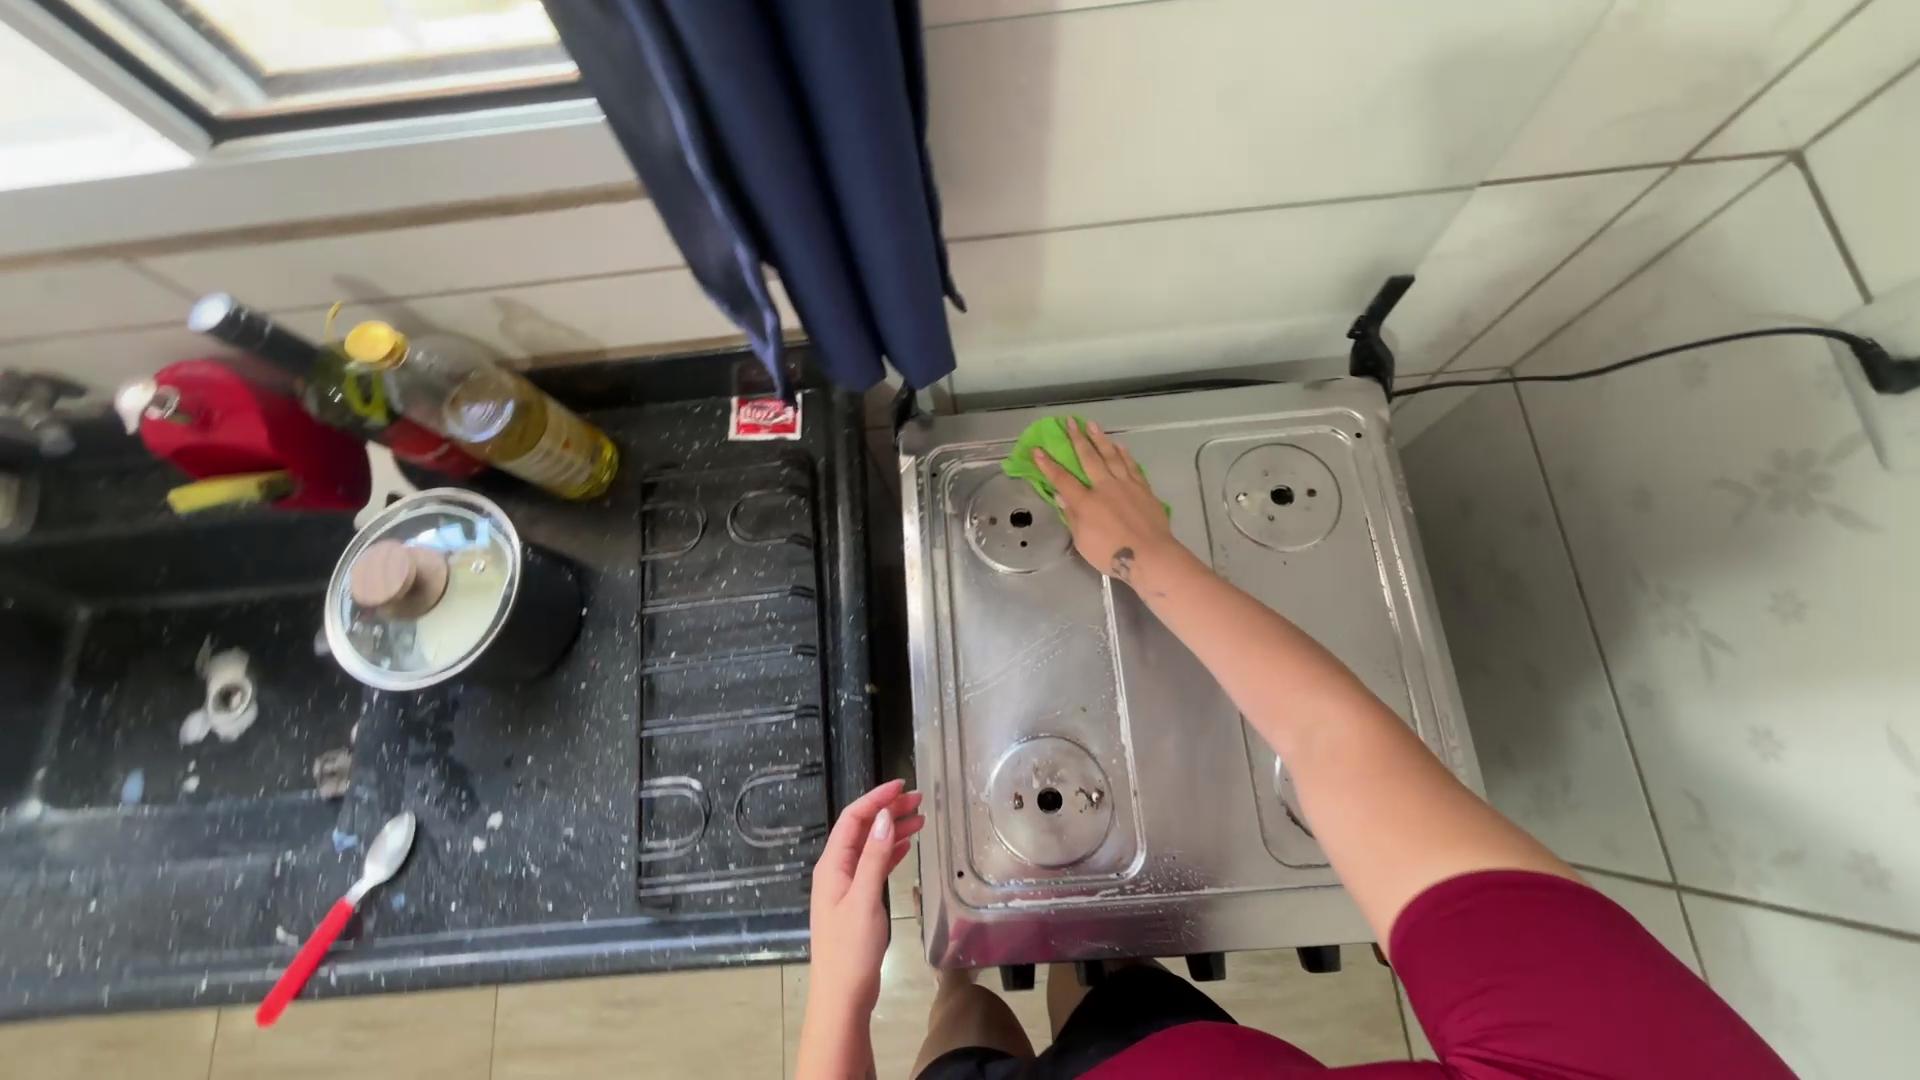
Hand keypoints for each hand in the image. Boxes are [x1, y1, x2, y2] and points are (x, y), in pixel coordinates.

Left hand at [808, 780, 924, 1019]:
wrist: (842, 997)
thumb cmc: (850, 949)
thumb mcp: (864, 899)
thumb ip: (874, 857)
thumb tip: (885, 817)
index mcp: (831, 865)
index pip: (853, 819)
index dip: (875, 799)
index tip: (901, 786)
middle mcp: (836, 870)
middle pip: (862, 829)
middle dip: (887, 810)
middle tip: (919, 799)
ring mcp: (846, 886)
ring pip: (870, 845)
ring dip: (892, 829)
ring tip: (921, 818)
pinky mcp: (857, 901)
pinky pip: (874, 864)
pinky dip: (891, 851)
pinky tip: (907, 845)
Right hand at [1033, 417, 1178, 586]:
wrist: (1150, 555)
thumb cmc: (1111, 554)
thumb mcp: (1082, 541)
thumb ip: (1072, 516)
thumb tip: (1061, 496)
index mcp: (1085, 502)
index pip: (1062, 479)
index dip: (1048, 464)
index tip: (1038, 450)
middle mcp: (1104, 487)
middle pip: (1088, 458)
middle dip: (1077, 439)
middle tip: (1070, 422)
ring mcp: (1126, 485)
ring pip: (1111, 456)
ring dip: (1100, 439)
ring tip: (1092, 424)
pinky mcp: (1143, 488)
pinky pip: (1131, 466)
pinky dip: (1124, 454)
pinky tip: (1119, 446)